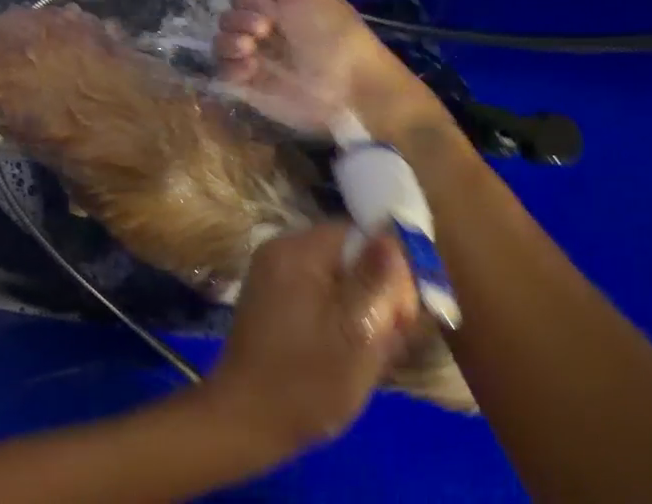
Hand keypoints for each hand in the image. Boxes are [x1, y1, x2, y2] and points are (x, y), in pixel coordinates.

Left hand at [197, 223, 421, 450]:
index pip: (359, 233)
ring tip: (371, 353)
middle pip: (350, 257)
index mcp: (297, 251)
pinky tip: (349, 355)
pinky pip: (321, 298)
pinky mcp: (274, 302)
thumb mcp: (357, 332)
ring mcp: (274, 277)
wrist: (248, 418)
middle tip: (388, 339)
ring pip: (340, 281)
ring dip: (364, 313)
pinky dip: (342, 321)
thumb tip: (392, 234)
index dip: (392, 267)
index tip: (403, 310)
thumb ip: (377, 280)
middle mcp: (281, 253)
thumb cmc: (308, 379)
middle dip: (379, 294)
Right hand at [212, 0, 439, 139]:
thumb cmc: (334, 36)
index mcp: (279, 8)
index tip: (264, 5)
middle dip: (238, 20)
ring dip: (229, 41)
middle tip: (263, 30)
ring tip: (250, 50)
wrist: (350, 88)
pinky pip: (221, 72)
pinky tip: (249, 70)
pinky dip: (230, 68)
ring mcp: (255, 60)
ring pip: (220, 42)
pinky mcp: (248, 88)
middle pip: (227, 16)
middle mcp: (263, 33)